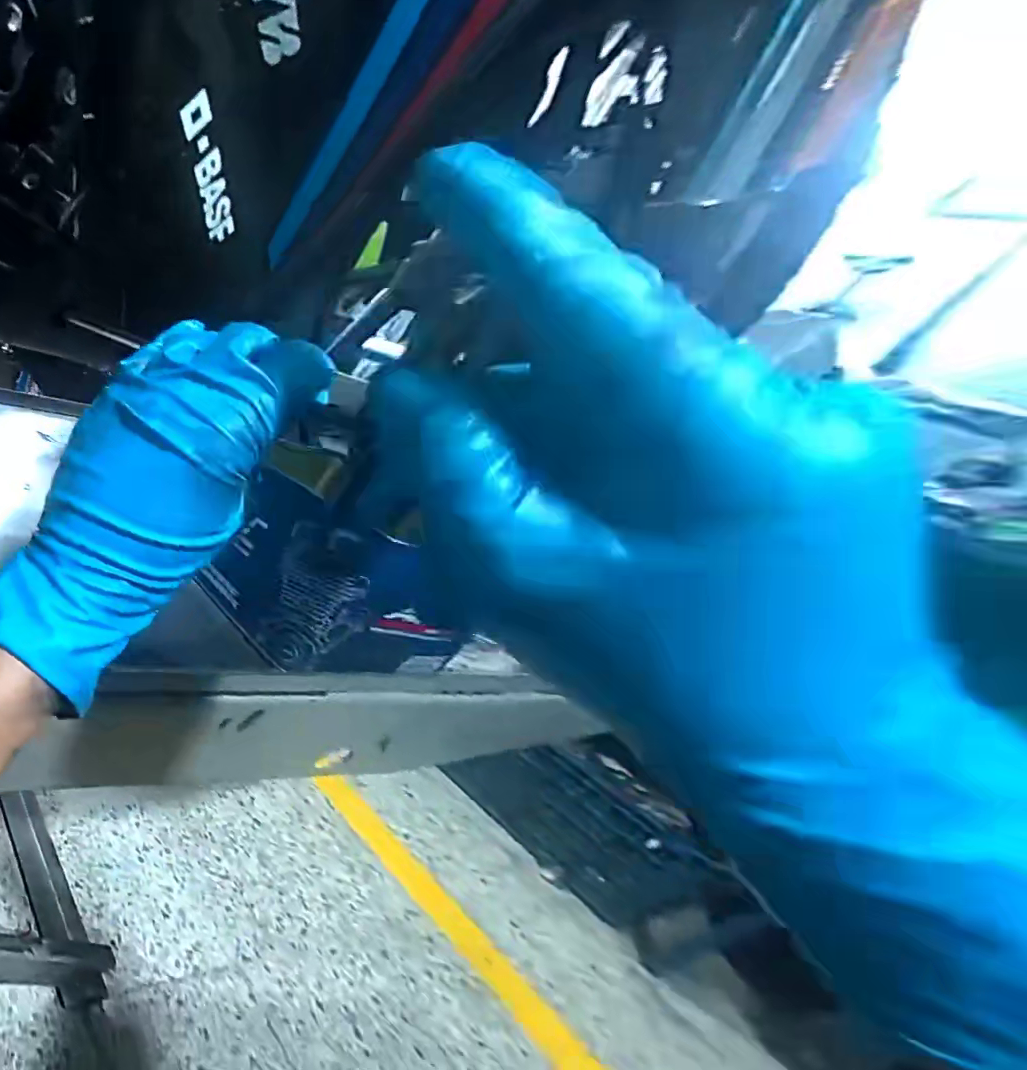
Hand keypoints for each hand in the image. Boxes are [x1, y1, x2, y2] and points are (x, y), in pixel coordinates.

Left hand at [0, 321, 331, 712]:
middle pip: (245, 340)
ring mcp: (150, 376)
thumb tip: (261, 425)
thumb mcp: (234, 500)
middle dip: (265, 359)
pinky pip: (155, 354)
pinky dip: (176, 361)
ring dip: (217, 354)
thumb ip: (251, 448)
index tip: (310, 386)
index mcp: (238, 410)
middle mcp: (196, 378)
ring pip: (198, 337)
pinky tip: (178, 387)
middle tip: (267, 385)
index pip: (291, 362)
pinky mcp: (116, 387)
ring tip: (220, 382)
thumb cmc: (174, 541)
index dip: (309, 371)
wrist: (97, 554)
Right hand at [375, 143, 1026, 1069]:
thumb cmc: (649, 663)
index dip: (508, 223)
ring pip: (612, 379)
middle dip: (490, 376)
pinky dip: (581, 440)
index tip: (441, 170)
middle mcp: (770, 388)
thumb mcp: (513, 571)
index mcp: (702, 426)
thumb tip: (403, 382)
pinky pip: (651, 408)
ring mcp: (804, 406)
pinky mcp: (807, 433)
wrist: (818, 746)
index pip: (588, 290)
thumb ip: (451, 465)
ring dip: (531, 422)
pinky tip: (557, 502)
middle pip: (584, 343)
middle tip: (421, 414)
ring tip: (488, 494)